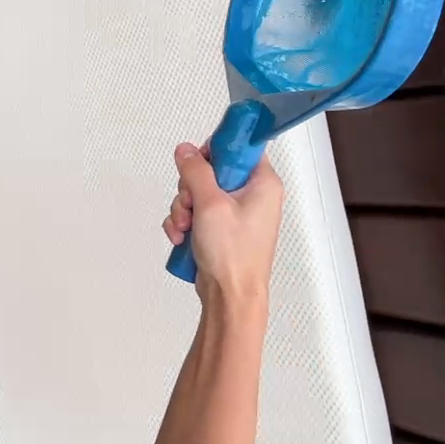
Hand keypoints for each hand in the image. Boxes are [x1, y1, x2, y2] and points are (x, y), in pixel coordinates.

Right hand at [162, 143, 282, 311]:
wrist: (229, 294)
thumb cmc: (232, 253)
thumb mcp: (210, 204)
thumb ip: (195, 171)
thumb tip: (185, 149)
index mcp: (262, 184)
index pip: (240, 149)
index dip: (215, 151)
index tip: (198, 163)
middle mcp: (252, 195)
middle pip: (210, 171)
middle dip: (189, 189)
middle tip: (190, 205)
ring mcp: (235, 212)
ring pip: (197, 192)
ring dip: (182, 208)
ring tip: (185, 228)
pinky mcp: (220, 227)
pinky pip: (194, 212)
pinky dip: (183, 222)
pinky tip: (181, 237)